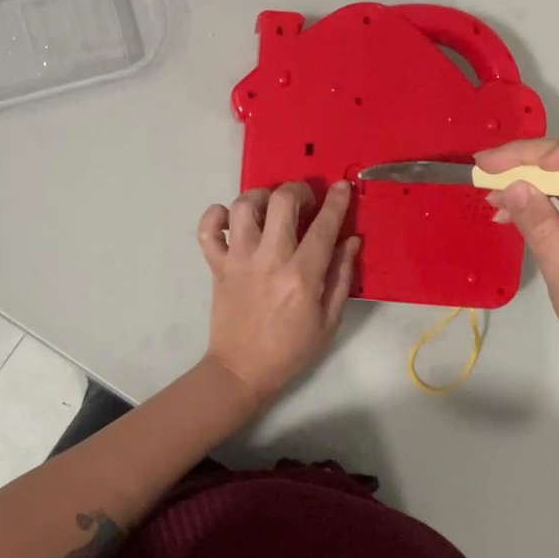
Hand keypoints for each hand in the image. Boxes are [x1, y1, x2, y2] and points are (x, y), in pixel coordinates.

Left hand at [196, 181, 360, 404]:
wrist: (242, 370)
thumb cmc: (290, 350)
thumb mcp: (329, 321)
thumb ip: (341, 277)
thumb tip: (351, 241)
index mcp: (301, 276)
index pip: (323, 226)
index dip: (337, 201)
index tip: (343, 187)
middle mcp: (269, 259)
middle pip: (281, 201)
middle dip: (298, 190)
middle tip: (304, 201)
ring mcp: (238, 260)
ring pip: (243, 206)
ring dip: (259, 198)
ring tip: (269, 209)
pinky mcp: (217, 267)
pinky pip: (207, 231)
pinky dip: (215, 217)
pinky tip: (229, 220)